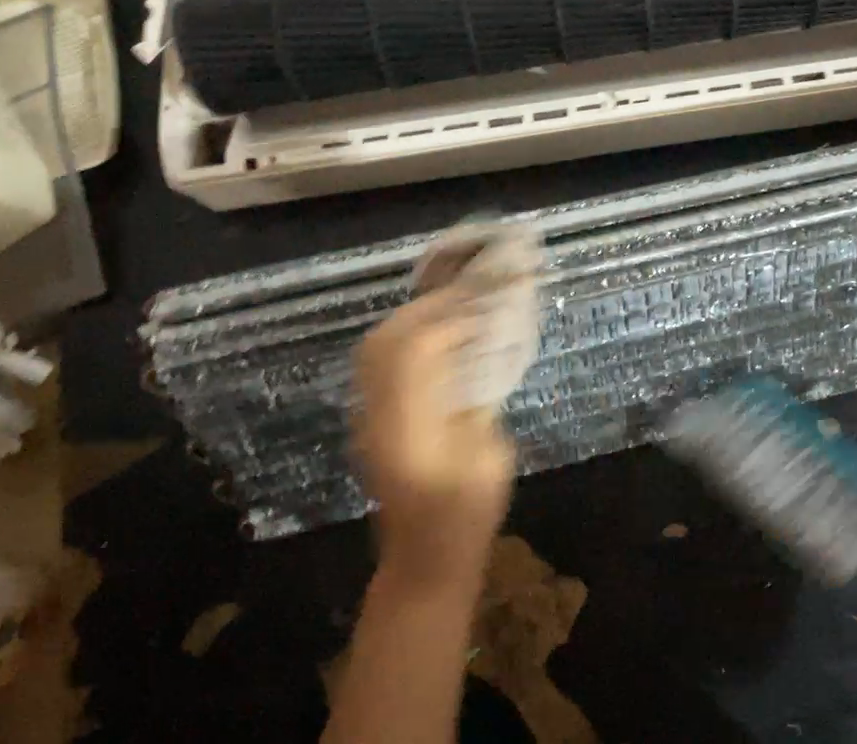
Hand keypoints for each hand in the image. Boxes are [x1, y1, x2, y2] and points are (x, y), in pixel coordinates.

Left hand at [354, 290, 514, 590]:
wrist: (423, 563)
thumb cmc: (466, 517)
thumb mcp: (490, 458)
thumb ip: (481, 401)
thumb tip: (481, 355)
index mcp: (410, 426)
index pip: (416, 350)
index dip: (449, 319)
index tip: (482, 303)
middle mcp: (378, 415)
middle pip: (385, 343)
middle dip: (425, 309)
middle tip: (464, 293)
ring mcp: (367, 420)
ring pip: (373, 351)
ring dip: (409, 322)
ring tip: (449, 309)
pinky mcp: (369, 424)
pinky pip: (375, 367)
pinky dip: (401, 342)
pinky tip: (433, 341)